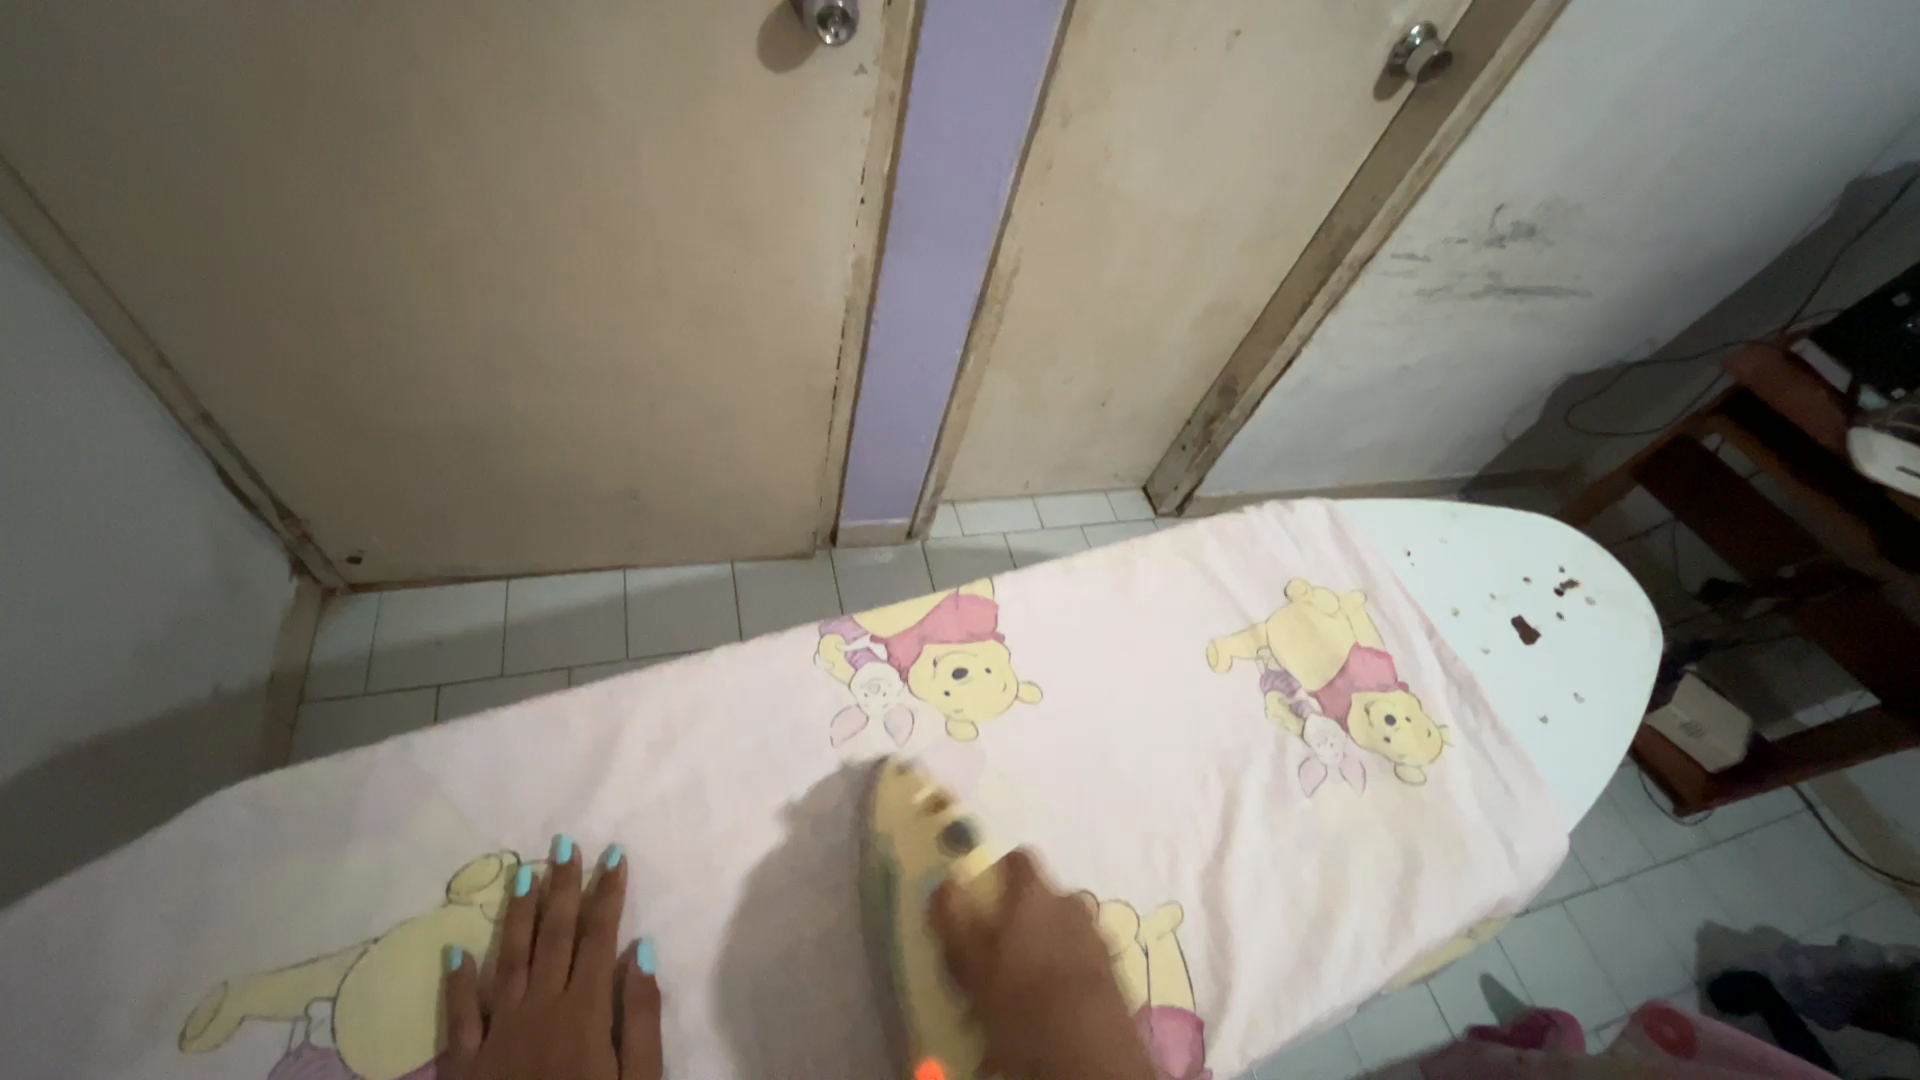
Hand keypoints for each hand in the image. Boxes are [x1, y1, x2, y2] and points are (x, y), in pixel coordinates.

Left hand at [442, 840, 662, 1079]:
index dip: (609, 892)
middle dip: (564, 887)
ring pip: (509, 961)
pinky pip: (459, 1018)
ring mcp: (497, 1037)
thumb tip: (642, 949)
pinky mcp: (464, 1069)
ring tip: (524, 871)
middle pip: (555, 937)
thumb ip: (642, 1017)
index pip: (601, 937)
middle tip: (565, 843)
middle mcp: (539, 1011)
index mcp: (586, 1013)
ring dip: (519, 914)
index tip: (615, 852)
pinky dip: (457, 983)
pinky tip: (456, 951)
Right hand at [930, 849, 1155, 1079]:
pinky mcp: (1113, 969)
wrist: (1088, 1052)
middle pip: (1043, 895)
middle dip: (1024, 914)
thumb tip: (944, 883)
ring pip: (1064, 926)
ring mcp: (1095, 934)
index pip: (1017, 859)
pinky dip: (1067, 968)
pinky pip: (1082, 955)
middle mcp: (1070, 902)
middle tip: (1000, 948)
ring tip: (1027, 980)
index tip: (983, 896)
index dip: (999, 873)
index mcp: (1034, 893)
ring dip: (1047, 942)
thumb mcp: (971, 960)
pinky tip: (1052, 999)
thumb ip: (953, 915)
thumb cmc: (1019, 998)